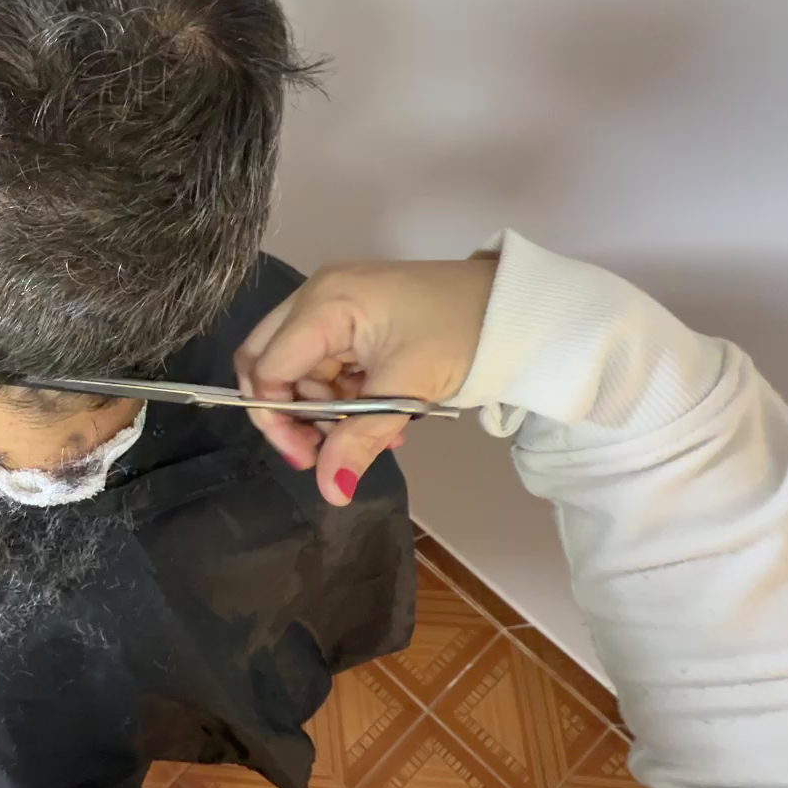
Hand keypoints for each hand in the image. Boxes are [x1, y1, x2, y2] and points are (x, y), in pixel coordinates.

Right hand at [234, 260, 497, 505]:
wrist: (524, 304)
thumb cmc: (469, 333)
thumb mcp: (410, 390)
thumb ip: (361, 439)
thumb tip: (330, 492)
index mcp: (324, 304)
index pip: (267, 367)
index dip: (276, 417)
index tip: (307, 457)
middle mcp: (313, 295)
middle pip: (263, 361)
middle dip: (284, 411)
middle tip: (314, 448)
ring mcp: (327, 301)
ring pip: (289, 365)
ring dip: (315, 406)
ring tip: (363, 431)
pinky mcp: (344, 312)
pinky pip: (315, 359)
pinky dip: (333, 391)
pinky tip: (370, 410)